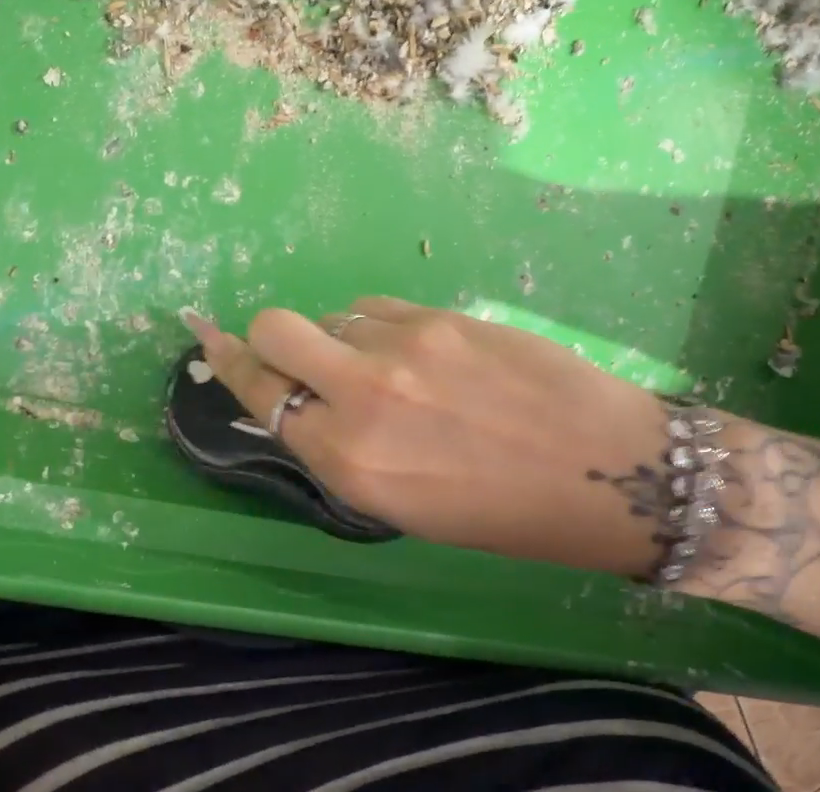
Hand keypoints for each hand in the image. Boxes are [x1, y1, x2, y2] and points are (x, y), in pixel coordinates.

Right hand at [186, 298, 670, 575]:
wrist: (611, 473)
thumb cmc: (501, 512)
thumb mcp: (402, 503)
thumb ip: (337, 445)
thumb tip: (295, 395)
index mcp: (348, 462)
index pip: (258, 394)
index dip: (227, 363)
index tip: (208, 338)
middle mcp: (361, 397)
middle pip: (273, 329)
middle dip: (269, 339)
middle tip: (300, 357)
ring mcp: (402, 347)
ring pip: (332, 315)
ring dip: (340, 339)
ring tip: (389, 370)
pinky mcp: (442, 316)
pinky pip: (378, 308)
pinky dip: (380, 327)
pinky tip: (421, 353)